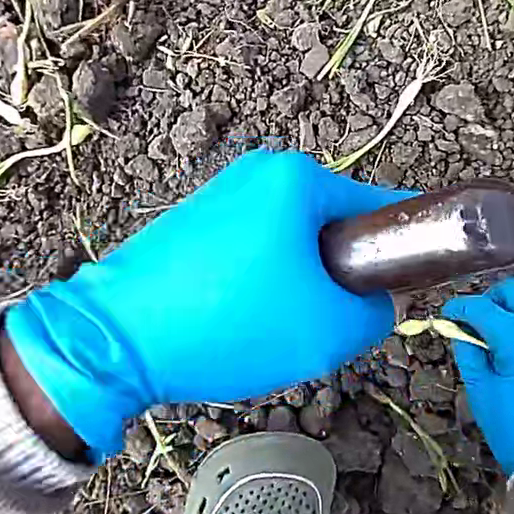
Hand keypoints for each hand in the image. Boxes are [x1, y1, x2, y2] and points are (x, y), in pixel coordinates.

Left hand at [5, 150, 412, 460]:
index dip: (402, 249)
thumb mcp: (330, 330)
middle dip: (343, 272)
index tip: (404, 287)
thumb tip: (382, 301)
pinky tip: (245, 314)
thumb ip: (380, 312)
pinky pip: (258, 245)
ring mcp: (224, 191)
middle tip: (329, 318)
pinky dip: (266, 278)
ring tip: (279, 322)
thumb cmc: (232, 322)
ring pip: (297, 239)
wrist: (109, 343)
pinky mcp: (196, 218)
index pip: (381, 206)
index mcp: (298, 178)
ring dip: (304, 278)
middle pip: (336, 225)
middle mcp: (262, 170)